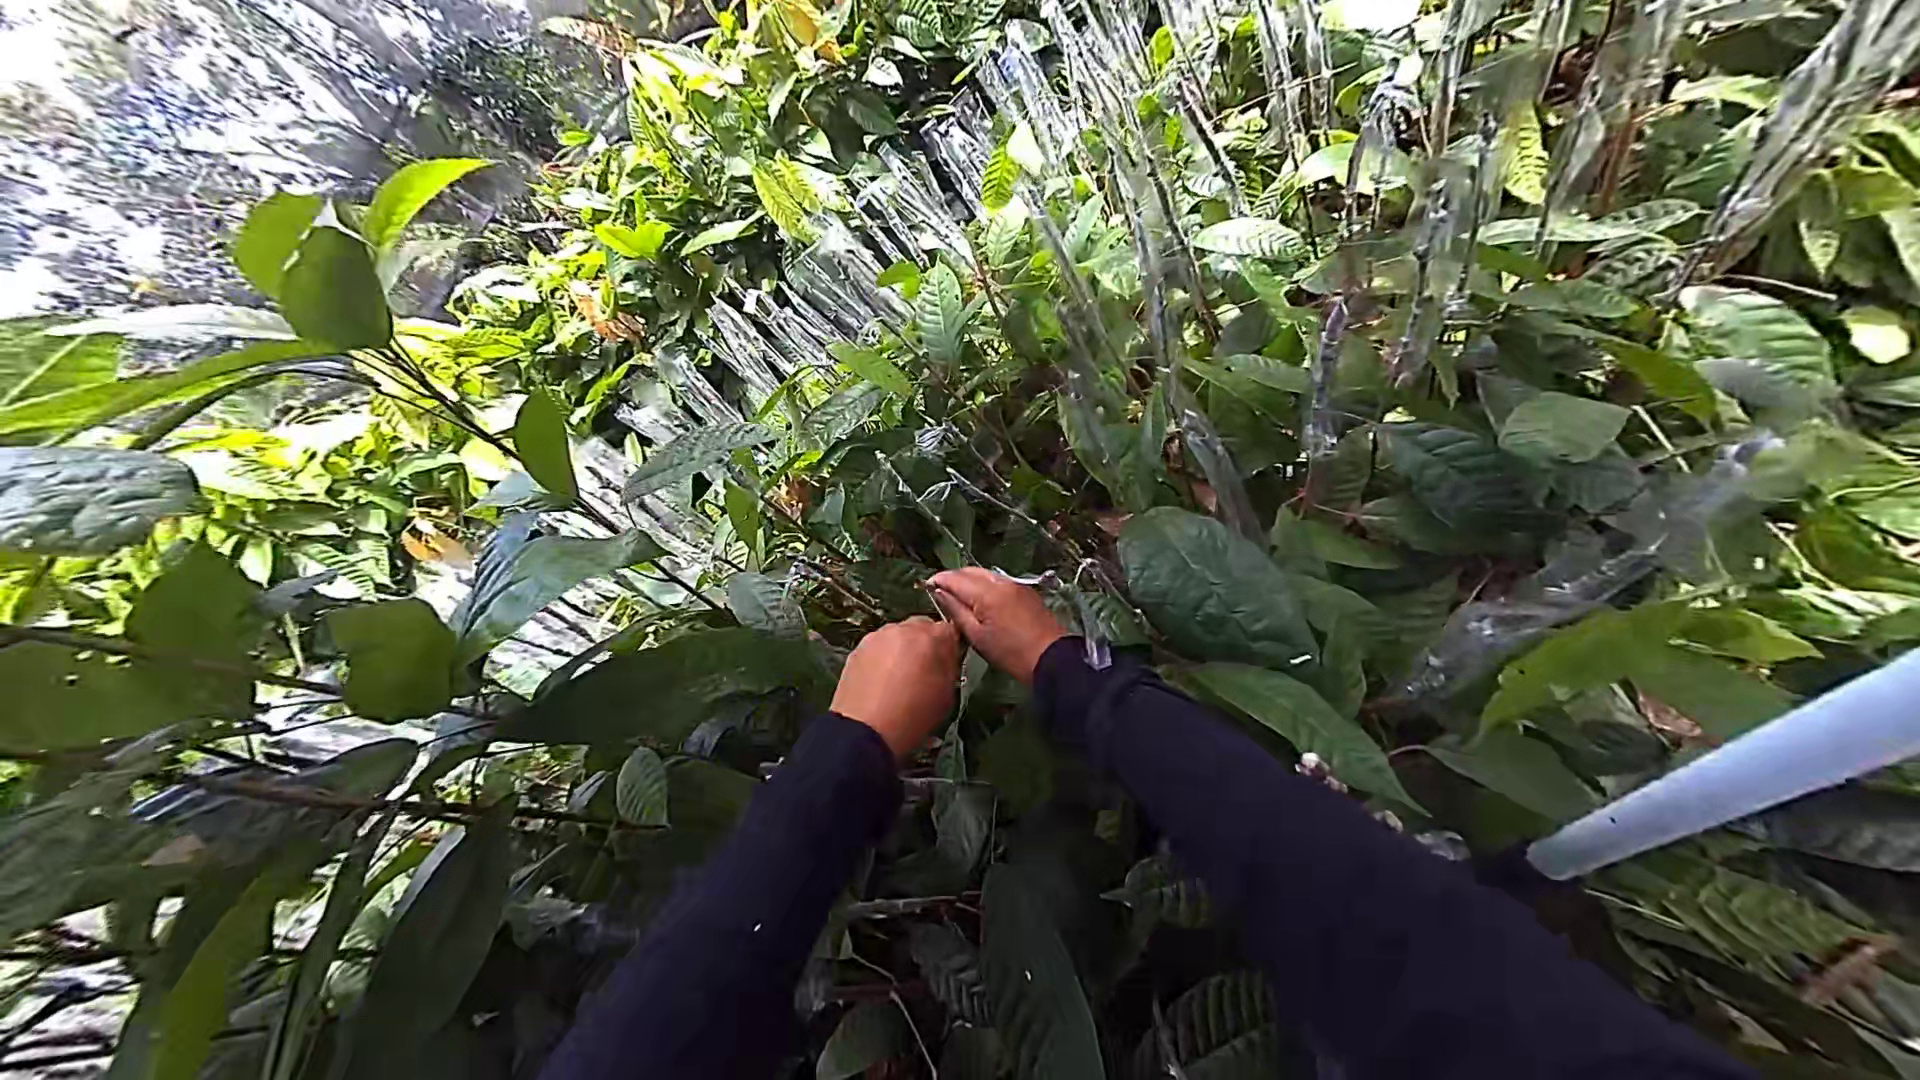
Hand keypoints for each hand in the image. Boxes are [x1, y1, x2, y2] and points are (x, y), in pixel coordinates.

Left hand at [832, 616, 961, 760]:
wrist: (864, 732)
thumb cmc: (911, 718)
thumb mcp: (947, 696)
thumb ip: (950, 667)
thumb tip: (947, 657)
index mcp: (932, 637)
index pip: (949, 630)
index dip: (949, 648)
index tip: (947, 663)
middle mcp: (904, 630)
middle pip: (921, 628)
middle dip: (925, 645)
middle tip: (924, 672)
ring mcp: (878, 637)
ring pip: (897, 637)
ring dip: (902, 651)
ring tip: (899, 680)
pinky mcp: (858, 649)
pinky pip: (878, 648)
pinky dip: (882, 659)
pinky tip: (882, 683)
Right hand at [928, 567, 1066, 684]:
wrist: (1050, 658)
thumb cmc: (1010, 653)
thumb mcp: (976, 636)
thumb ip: (955, 610)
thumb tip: (939, 592)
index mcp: (986, 592)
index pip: (955, 577)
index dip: (938, 580)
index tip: (927, 586)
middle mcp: (1001, 582)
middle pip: (970, 571)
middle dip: (953, 577)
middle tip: (940, 590)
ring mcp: (1015, 584)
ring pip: (984, 573)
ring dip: (968, 579)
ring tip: (958, 594)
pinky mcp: (1024, 590)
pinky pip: (998, 580)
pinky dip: (984, 584)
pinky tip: (980, 598)